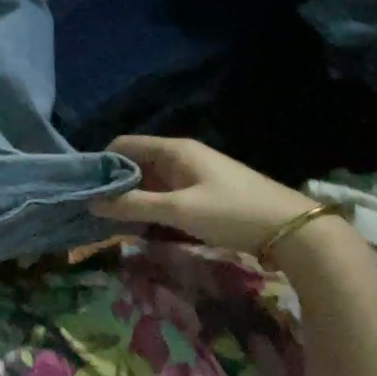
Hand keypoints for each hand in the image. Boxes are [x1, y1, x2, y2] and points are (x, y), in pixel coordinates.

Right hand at [91, 136, 321, 253]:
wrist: (292, 231)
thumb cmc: (231, 213)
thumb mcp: (177, 210)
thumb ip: (132, 205)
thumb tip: (91, 202)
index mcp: (174, 150)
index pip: (123, 145)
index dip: (101, 162)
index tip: (83, 188)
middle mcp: (182, 156)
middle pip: (134, 163)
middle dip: (113, 184)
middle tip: (93, 210)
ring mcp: (194, 175)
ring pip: (149, 181)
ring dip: (131, 198)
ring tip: (111, 221)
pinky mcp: (203, 193)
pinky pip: (165, 194)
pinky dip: (150, 206)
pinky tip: (142, 226)